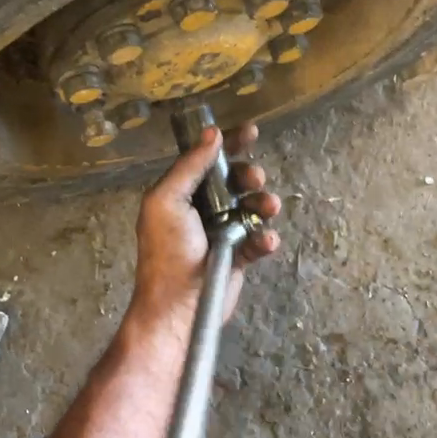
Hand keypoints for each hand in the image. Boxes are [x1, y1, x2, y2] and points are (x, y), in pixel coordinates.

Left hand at [128, 125, 280, 340]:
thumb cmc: (167, 251)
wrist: (178, 305)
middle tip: (255, 179)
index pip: (208, 161)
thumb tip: (212, 133)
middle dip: (249, 175)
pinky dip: (266, 238)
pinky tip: (266, 240)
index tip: (251, 131)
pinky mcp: (240, 256)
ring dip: (264, 203)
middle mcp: (203, 209)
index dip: (230, 144)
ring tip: (269, 206)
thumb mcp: (167, 202)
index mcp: (181, 194)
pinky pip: (259, 239)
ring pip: (252, 207)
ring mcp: (223, 232)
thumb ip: (189, 167)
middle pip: (236, 181)